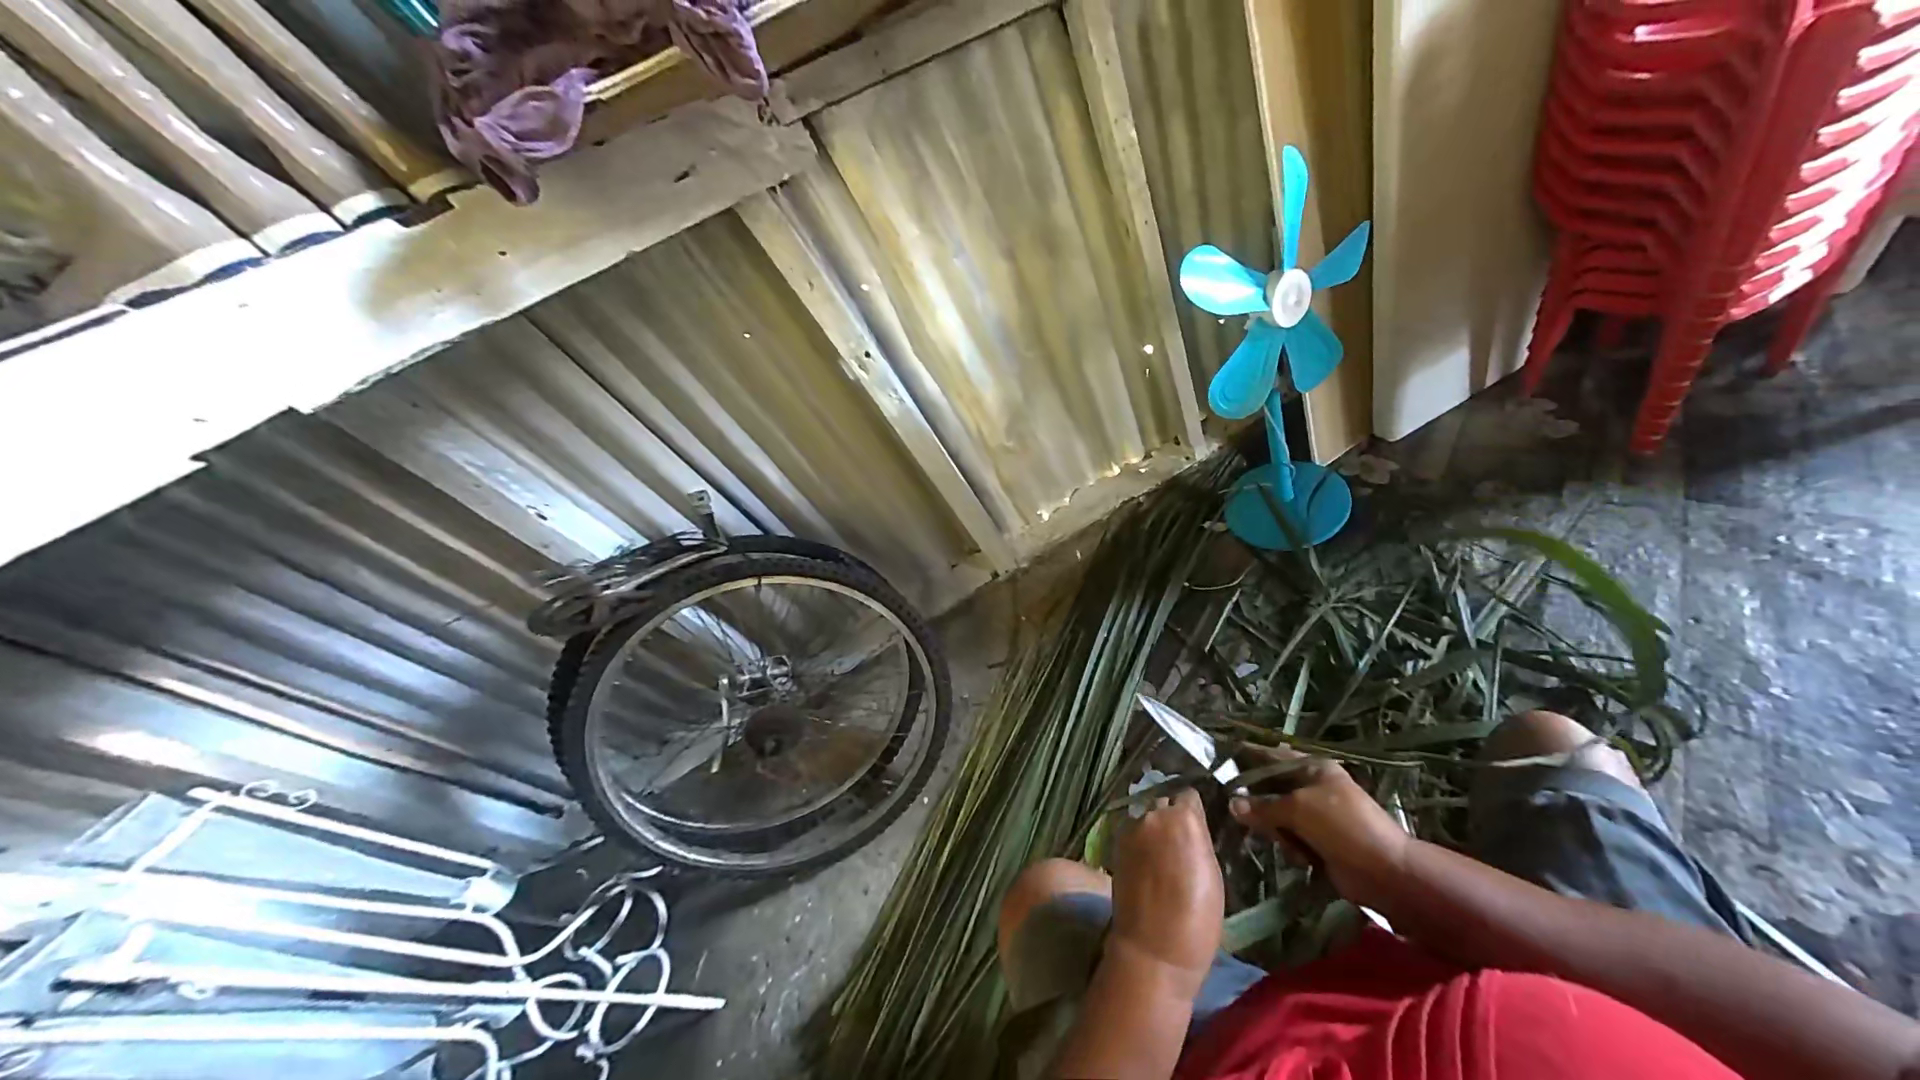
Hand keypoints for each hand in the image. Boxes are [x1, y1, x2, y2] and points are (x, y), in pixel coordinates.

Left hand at [1108, 788, 1223, 996]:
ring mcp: (1130, 827)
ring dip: (1155, 826)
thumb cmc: (1196, 918)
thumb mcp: (1213, 873)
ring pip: (1146, 815)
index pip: (1189, 796)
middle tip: (1181, 839)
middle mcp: (1153, 814)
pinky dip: (1141, 838)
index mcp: (1184, 819)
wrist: (1152, 948)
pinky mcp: (1115, 842)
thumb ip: (1200, 839)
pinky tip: (1148, 859)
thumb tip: (1195, 824)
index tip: (1199, 822)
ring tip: (1163, 851)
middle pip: (1165, 802)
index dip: (1194, 809)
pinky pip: (1133, 830)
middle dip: (1173, 815)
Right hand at [1228, 752, 1411, 912]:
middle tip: (1236, 811)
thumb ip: (1263, 806)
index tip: (1218, 759)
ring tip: (1281, 841)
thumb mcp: (1298, 809)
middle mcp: (1312, 787)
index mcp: (1313, 768)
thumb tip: (1232, 804)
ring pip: (1276, 815)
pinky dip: (1289, 847)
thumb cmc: (1343, 826)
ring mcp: (1316, 815)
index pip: (1270, 755)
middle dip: (1256, 801)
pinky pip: (1289, 838)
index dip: (1246, 756)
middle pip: (1269, 787)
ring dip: (1275, 830)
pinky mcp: (1318, 841)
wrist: (1386, 873)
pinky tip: (1297, 856)